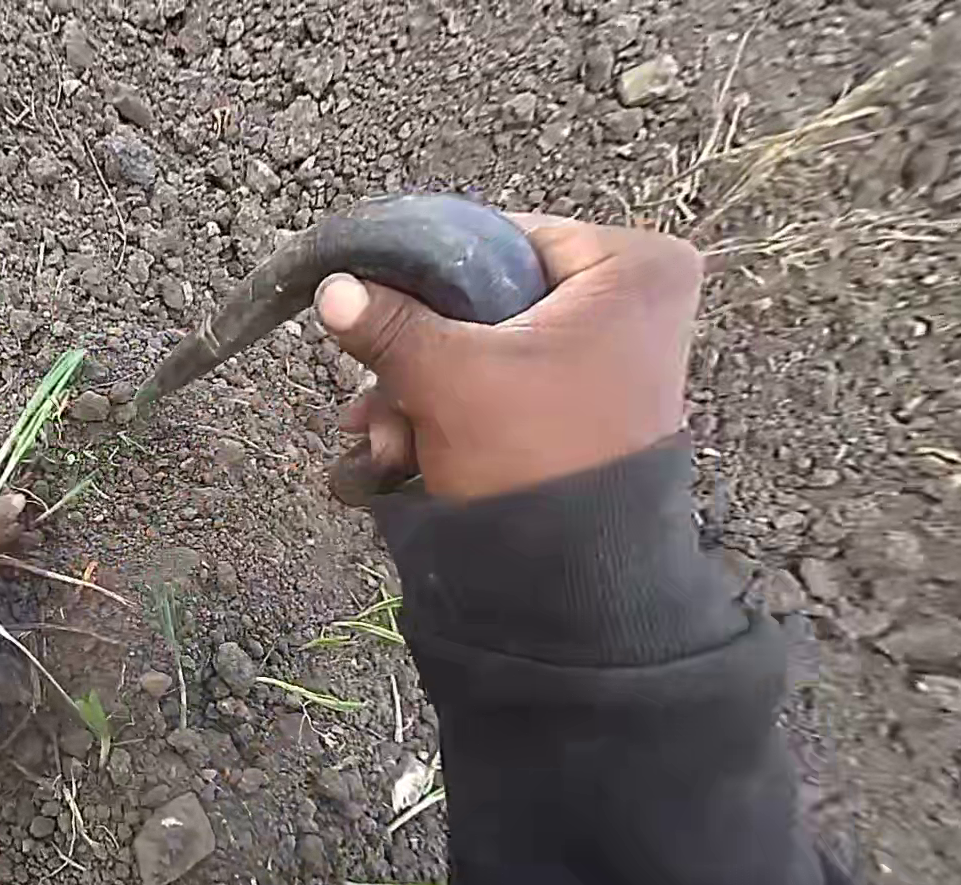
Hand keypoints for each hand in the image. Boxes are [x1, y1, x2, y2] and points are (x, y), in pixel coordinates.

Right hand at [318, 213, 701, 500]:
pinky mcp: (564, 400)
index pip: (498, 240)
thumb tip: (333, 289)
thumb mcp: (449, 378)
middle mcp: (621, 302)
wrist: (566, 568)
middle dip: (410, 362)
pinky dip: (438, 413)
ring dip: (412, 396)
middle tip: (373, 404)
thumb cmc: (530, 454)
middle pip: (475, 304)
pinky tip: (401, 450)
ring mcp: (593, 355)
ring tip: (384, 443)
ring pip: (470, 350)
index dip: (424, 278)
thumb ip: (389, 327)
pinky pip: (484, 384)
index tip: (376, 317)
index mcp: (627, 266)